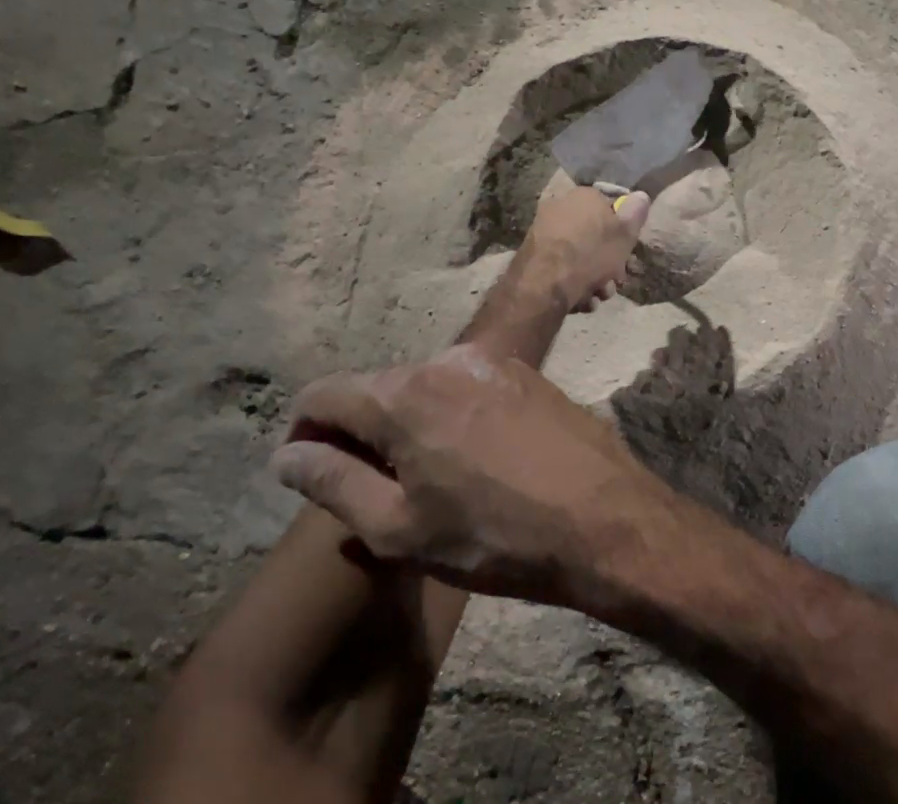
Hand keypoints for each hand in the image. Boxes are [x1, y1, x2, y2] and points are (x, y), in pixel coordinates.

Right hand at [269, 347, 676, 606]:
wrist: (610, 522)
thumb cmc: (498, 536)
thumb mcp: (398, 527)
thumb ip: (332, 483)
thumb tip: (287, 455)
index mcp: (407, 393)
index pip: (322, 395)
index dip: (303, 435)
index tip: (311, 475)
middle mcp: (451, 361)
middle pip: (378, 389)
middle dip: (360, 433)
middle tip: (370, 491)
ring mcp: (501, 365)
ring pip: (427, 390)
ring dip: (410, 428)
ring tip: (426, 484)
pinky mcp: (536, 379)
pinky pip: (471, 392)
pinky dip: (454, 421)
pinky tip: (475, 466)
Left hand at [522, 186, 650, 310]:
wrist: (546, 283)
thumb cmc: (592, 253)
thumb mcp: (625, 233)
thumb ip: (636, 213)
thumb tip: (641, 195)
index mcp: (584, 196)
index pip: (610, 206)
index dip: (622, 231)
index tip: (627, 250)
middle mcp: (560, 207)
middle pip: (594, 234)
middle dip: (608, 260)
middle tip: (617, 278)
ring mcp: (544, 230)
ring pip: (579, 253)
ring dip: (594, 276)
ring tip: (599, 293)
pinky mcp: (533, 254)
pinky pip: (562, 265)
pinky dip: (574, 280)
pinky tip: (582, 298)